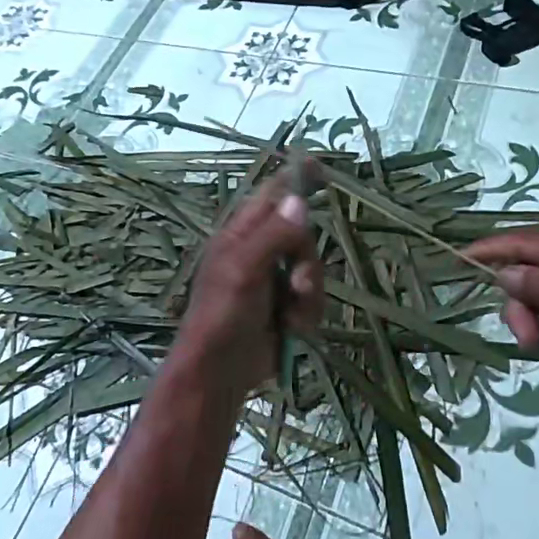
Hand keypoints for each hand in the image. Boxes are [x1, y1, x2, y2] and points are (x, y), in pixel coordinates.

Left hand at [167, 174, 322, 399]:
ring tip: (290, 316)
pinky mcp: (287, 308)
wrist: (220, 372)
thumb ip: (274, 236)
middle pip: (302, 235)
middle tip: (297, 282)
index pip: (271, 196)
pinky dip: (307, 315)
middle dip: (306, 261)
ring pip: (312, 269)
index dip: (292, 180)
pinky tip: (292, 329)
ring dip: (308, 294)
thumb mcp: (244, 271)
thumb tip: (298, 201)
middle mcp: (260, 253)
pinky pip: (313, 299)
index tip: (318, 166)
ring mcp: (274, 281)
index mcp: (241, 236)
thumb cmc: (221, 316)